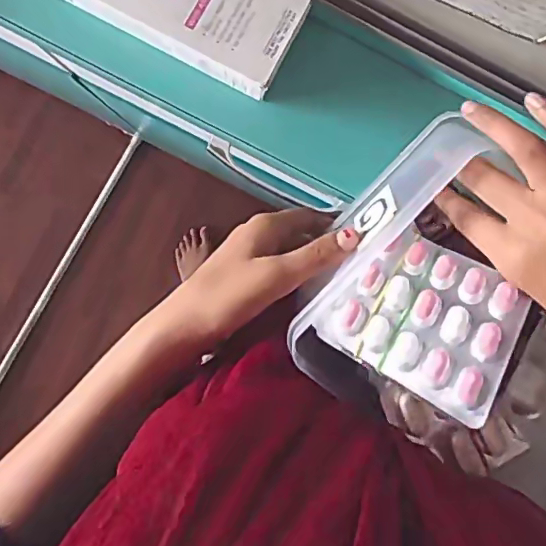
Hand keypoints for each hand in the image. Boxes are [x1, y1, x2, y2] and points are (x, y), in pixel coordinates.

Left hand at [155, 209, 357, 351]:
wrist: (180, 329)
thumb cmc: (228, 297)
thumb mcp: (277, 275)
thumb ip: (315, 255)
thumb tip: (356, 234)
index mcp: (265, 225)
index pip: (311, 216)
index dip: (337, 225)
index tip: (365, 239)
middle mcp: (258, 233)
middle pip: (302, 232)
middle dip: (328, 243)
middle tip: (359, 261)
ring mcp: (248, 254)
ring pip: (291, 250)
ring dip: (313, 260)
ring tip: (341, 277)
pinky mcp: (244, 275)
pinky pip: (280, 266)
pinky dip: (298, 273)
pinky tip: (308, 290)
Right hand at [434, 96, 545, 412]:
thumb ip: (522, 260)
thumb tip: (507, 231)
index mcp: (518, 260)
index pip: (468, 219)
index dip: (447, 199)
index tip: (437, 186)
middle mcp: (539, 223)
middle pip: (487, 179)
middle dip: (462, 161)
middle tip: (450, 147)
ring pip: (526, 149)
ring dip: (495, 124)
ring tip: (474, 109)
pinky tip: (536, 103)